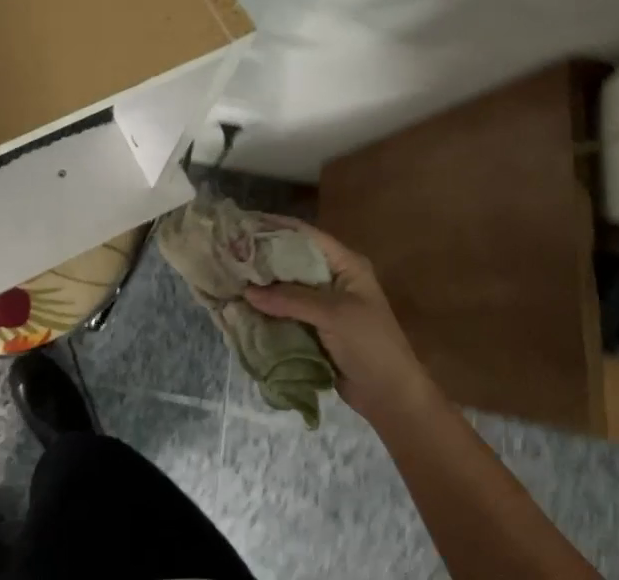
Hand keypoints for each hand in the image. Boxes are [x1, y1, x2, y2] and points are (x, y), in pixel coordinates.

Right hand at [243, 216, 434, 418]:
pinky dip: (266, 307)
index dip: (275, 226)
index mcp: (345, 264)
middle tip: (228, 251)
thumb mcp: (334, 315)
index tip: (242, 223)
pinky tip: (241, 304)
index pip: (305, 235)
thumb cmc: (370, 345)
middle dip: (262, 256)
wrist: (390, 395)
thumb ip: (291, 299)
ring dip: (261, 283)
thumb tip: (247, 291)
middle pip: (291, 259)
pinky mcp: (313, 325)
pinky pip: (284, 309)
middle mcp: (332, 278)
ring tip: (228, 275)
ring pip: (285, 285)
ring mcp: (322, 303)